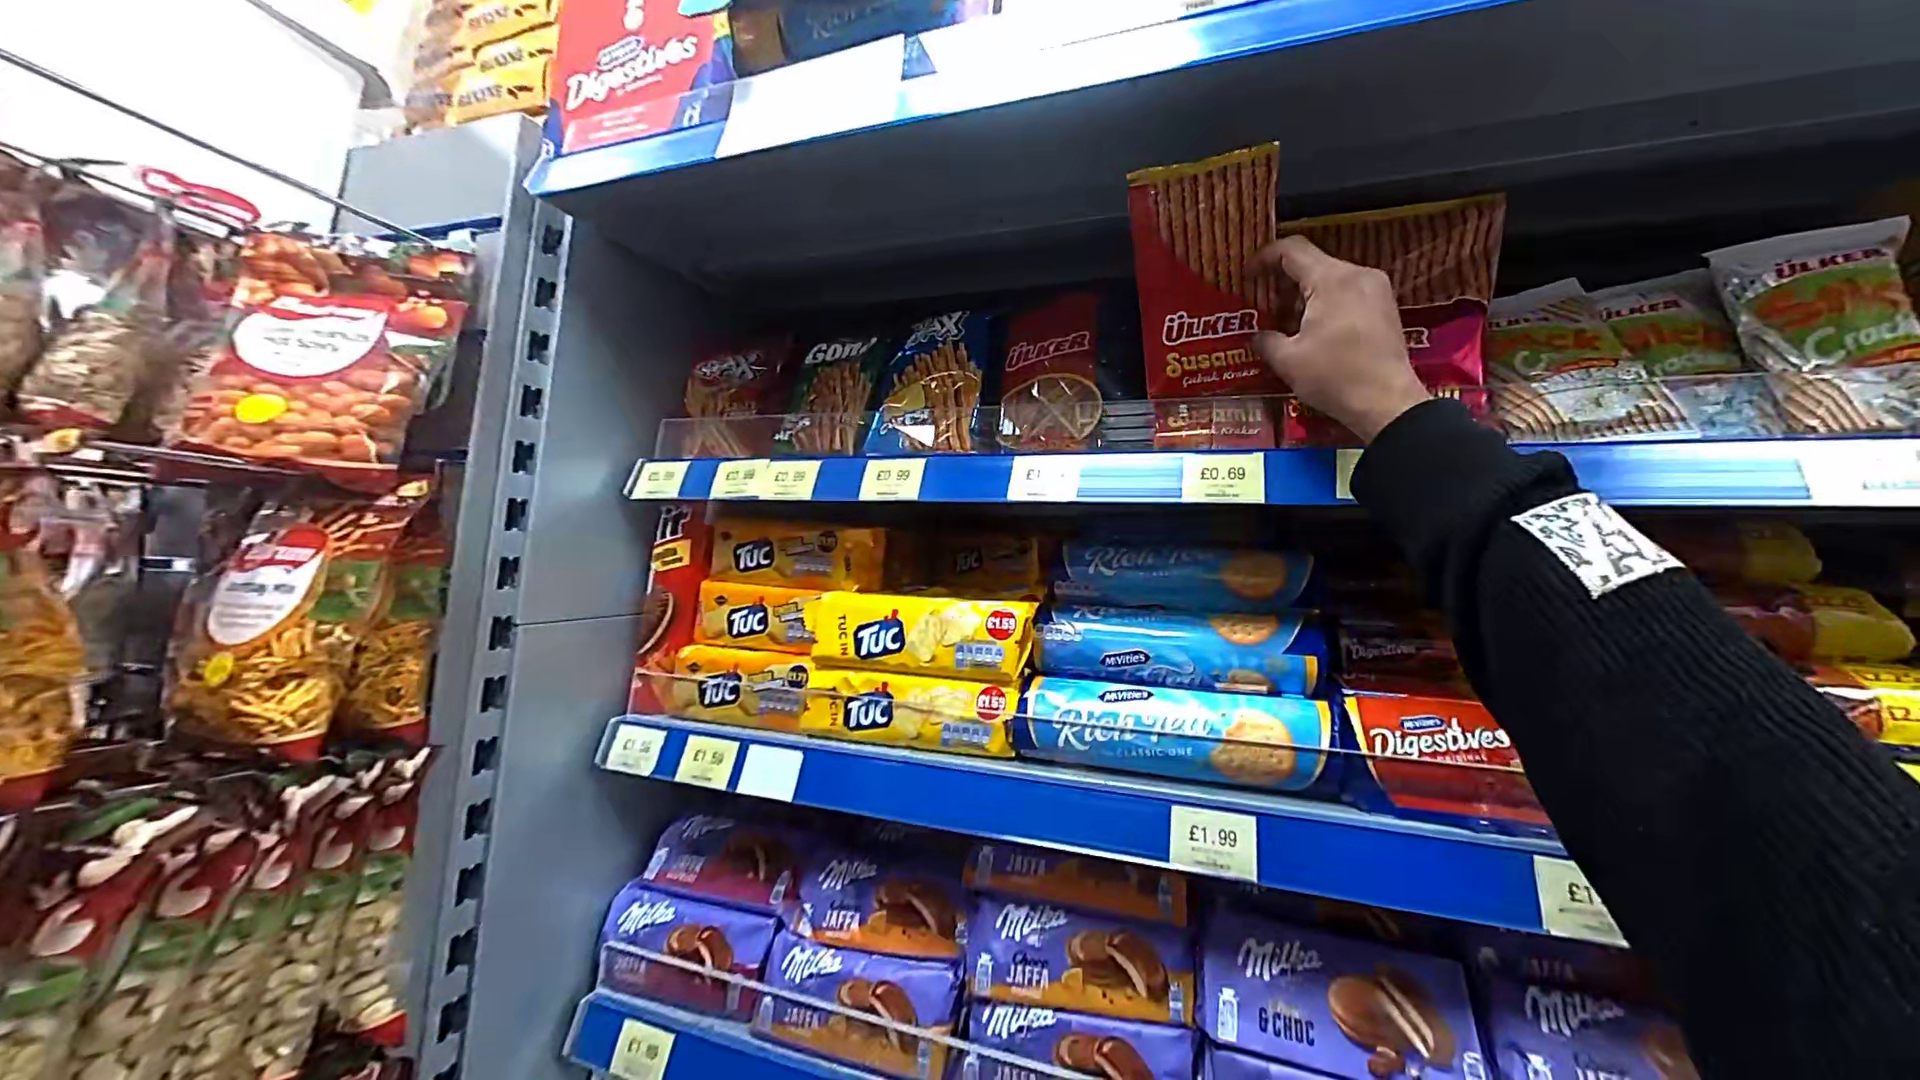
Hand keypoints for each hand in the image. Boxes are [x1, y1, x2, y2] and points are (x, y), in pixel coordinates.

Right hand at [1250, 236, 1430, 442]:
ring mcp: (1375, 289)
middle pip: (1311, 263)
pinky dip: (1322, 303)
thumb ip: (1265, 340)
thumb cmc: (1333, 376)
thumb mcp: (1287, 361)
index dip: (1263, 258)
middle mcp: (1358, 274)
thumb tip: (1256, 335)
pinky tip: (1309, 330)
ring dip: (1301, 295)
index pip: (1292, 250)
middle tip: (1259, 304)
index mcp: (1331, 280)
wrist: (1386, 401)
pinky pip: (1345, 292)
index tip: (1245, 276)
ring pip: (1329, 278)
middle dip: (1281, 282)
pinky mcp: (1383, 307)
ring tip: (1281, 322)